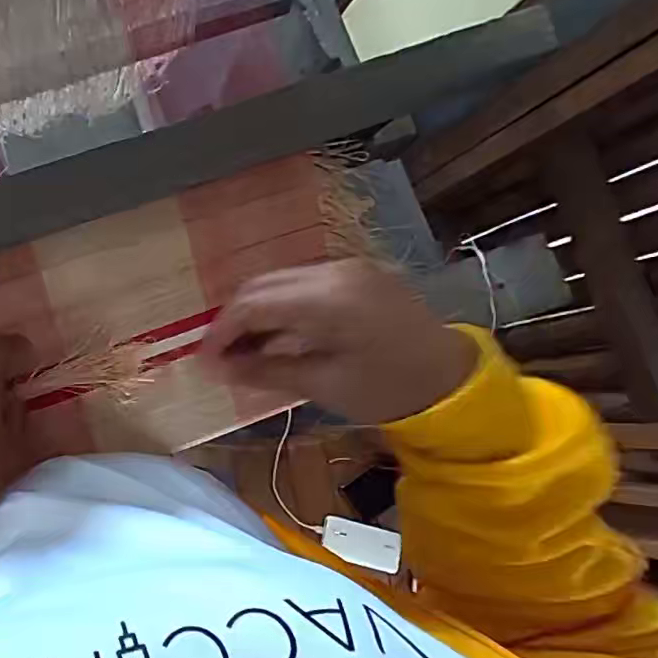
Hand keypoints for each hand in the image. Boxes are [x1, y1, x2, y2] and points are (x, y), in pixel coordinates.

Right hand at [203, 259, 477, 424]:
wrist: (453, 381)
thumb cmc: (388, 389)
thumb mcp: (322, 385)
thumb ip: (264, 370)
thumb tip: (216, 369)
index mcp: (328, 299)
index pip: (253, 304)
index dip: (221, 332)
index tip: (204, 362)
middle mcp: (335, 272)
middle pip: (261, 286)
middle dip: (233, 320)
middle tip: (219, 357)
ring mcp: (348, 268)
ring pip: (278, 282)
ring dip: (254, 312)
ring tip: (243, 350)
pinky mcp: (356, 275)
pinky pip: (302, 285)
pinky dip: (279, 308)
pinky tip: (273, 335)